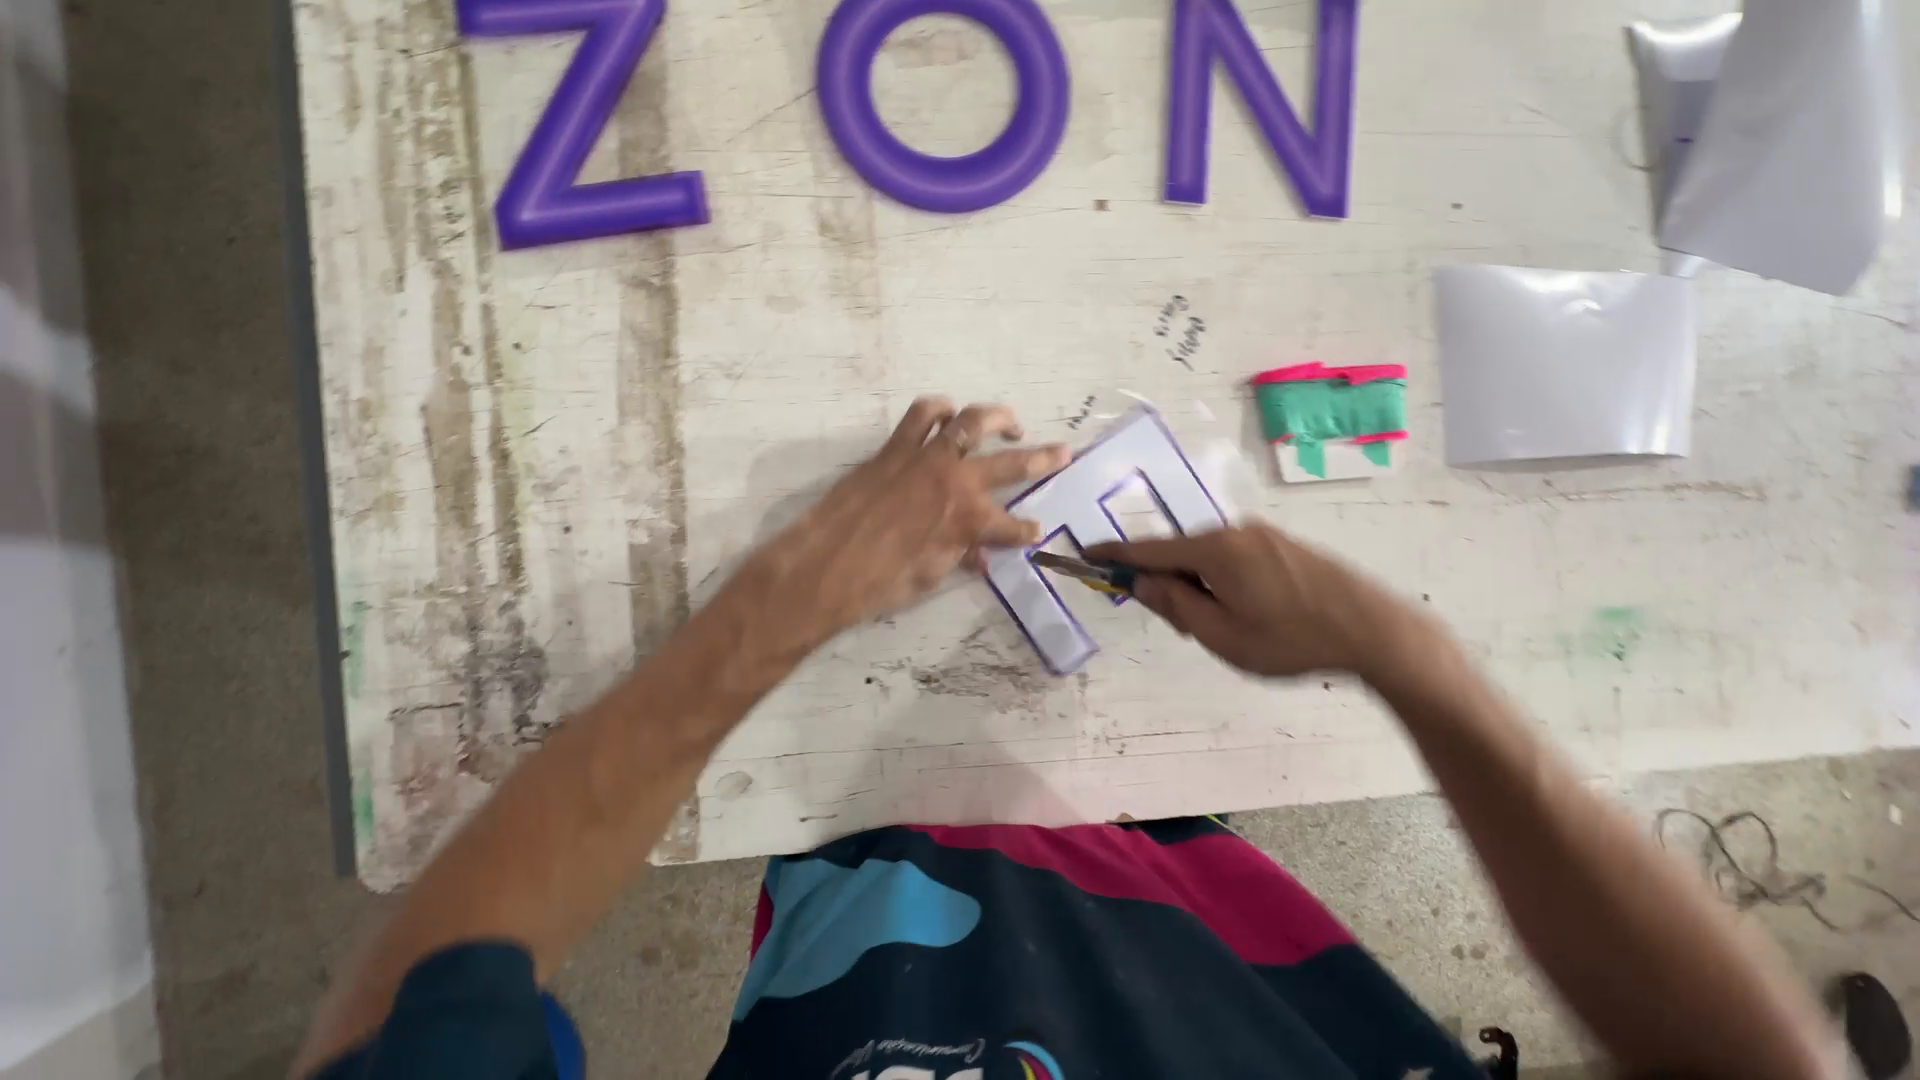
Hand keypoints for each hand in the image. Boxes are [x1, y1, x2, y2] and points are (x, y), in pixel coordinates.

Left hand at [753, 399, 1069, 640]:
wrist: (824, 567)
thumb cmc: (880, 584)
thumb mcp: (931, 577)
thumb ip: (959, 555)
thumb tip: (977, 552)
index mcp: (969, 520)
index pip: (1012, 526)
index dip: (1025, 532)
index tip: (1034, 532)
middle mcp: (955, 481)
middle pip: (1011, 464)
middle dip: (1042, 459)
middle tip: (1063, 452)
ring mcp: (925, 458)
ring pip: (971, 421)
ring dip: (997, 418)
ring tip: (1010, 423)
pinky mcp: (895, 449)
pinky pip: (921, 416)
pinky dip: (939, 410)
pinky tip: (947, 413)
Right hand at [1089, 522, 1436, 681]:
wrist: (1375, 630)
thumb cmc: (1291, 639)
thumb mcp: (1222, 635)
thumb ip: (1176, 605)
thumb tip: (1140, 581)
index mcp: (1214, 550)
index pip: (1148, 549)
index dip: (1112, 555)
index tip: (1082, 554)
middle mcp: (1235, 532)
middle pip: (1180, 554)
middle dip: (1170, 585)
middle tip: (1189, 629)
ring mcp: (1264, 536)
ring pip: (1210, 559)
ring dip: (1200, 588)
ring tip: (1226, 630)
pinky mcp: (1284, 546)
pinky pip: (1235, 559)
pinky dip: (1224, 582)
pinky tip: (1250, 615)